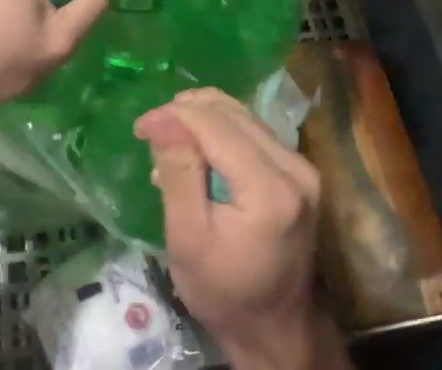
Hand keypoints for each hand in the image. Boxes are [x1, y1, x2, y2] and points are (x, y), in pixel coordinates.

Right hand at [136, 88, 328, 369]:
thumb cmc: (224, 291)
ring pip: (244, 117)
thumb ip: (180, 174)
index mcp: (270, 188)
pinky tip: (196, 151)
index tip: (139, 127)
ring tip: (169, 140)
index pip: (216, 126)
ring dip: (203, 119)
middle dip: (186, 112)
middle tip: (150, 130)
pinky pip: (254, 133)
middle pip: (233, 113)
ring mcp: (302, 168)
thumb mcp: (188, 239)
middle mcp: (294, 167)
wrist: (275, 328)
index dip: (174, 116)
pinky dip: (221, 132)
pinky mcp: (300, 172)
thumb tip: (164, 119)